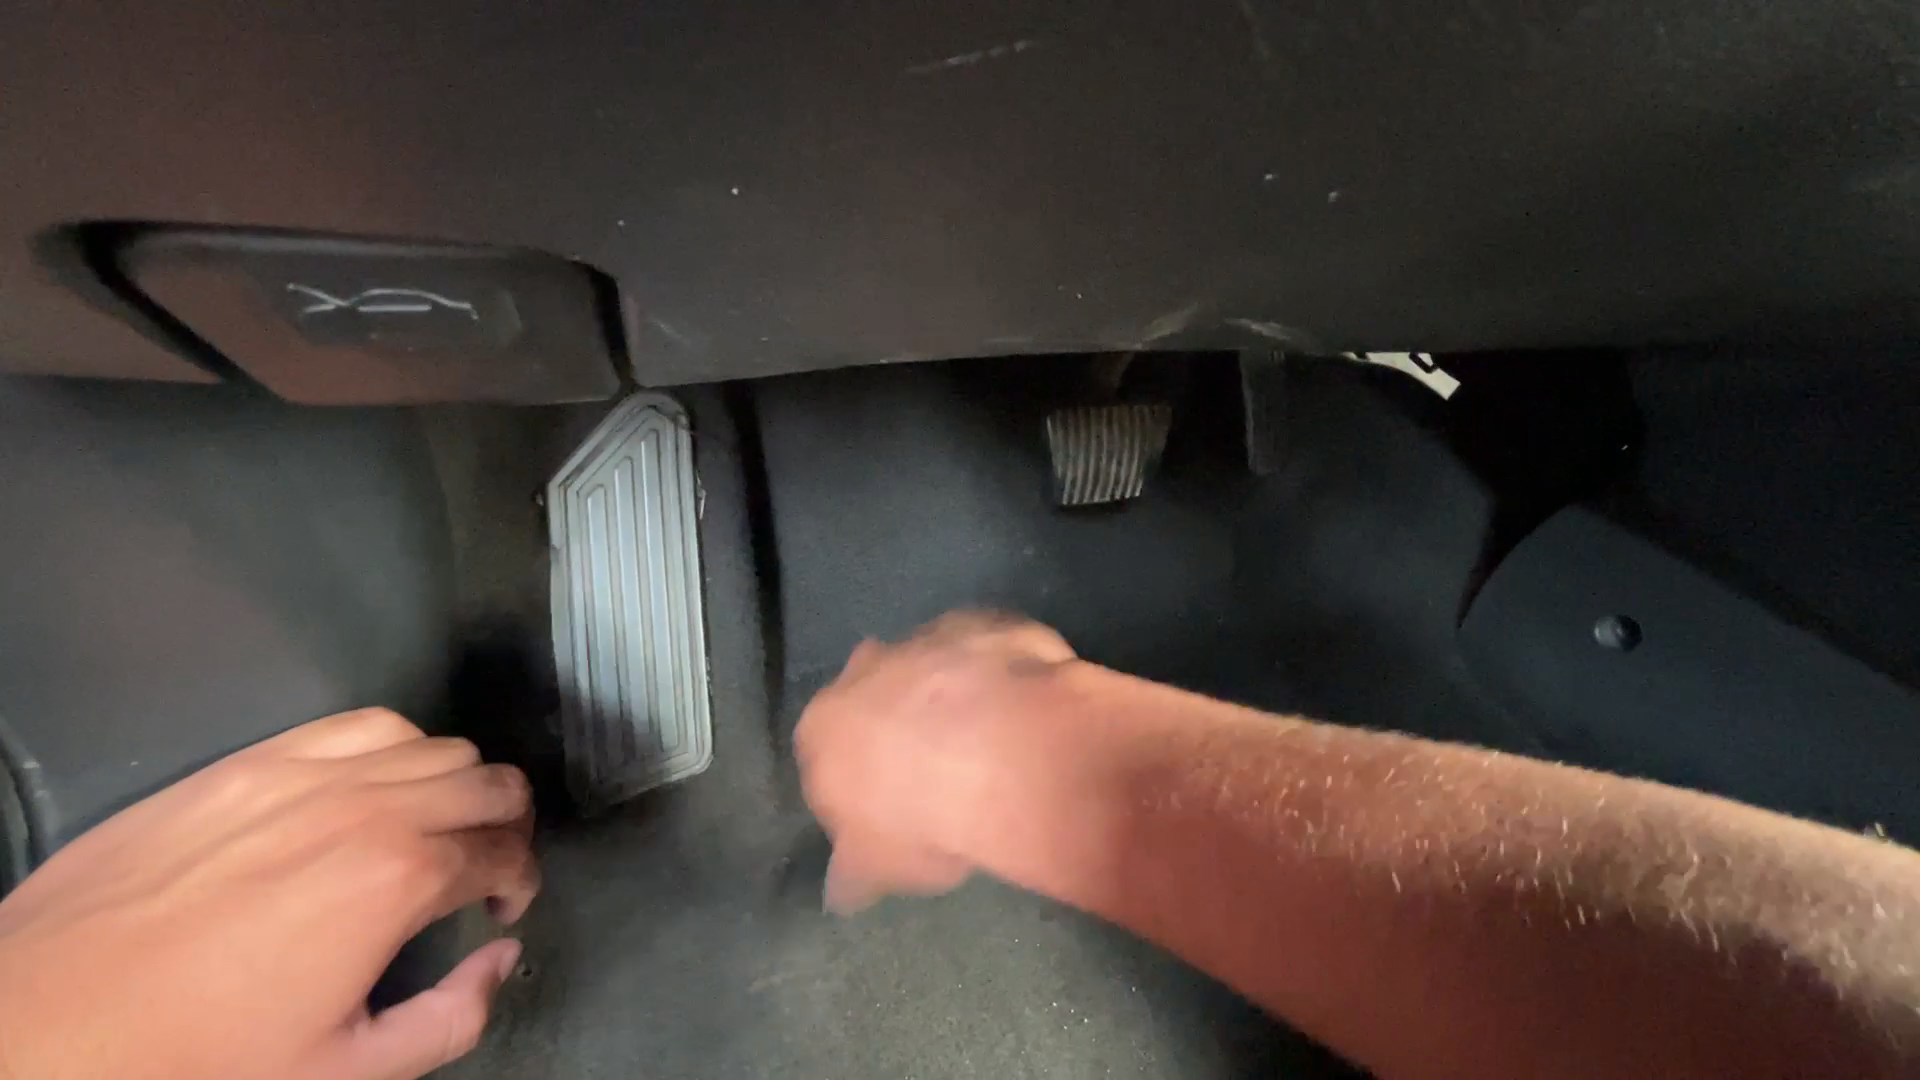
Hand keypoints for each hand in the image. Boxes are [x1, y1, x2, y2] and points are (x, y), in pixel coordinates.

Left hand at [0, 708, 538, 1079]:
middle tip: (484, 865)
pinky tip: (375, 787)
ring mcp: (315, 774)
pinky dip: (399, 749)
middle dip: (509, 826)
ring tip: (431, 825)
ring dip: (460, 787)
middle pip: (495, 784)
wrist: (20, 1041)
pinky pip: (368, 725)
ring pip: (443, 747)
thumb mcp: (341, 1075)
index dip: (520, 881)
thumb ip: (454, 1016)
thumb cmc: (193, 1063)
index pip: (508, 852)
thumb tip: (503, 954)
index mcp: (404, 875)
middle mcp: (378, 805)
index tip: (500, 908)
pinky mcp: (257, 762)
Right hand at [795, 612, 1074, 913]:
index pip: (829, 753)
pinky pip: (988, 646)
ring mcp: (926, 636)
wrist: (1003, 751)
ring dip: (954, 690)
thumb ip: (853, 872)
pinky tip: (1027, 704)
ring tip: (997, 736)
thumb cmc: (923, 818)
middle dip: (902, 719)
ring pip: (934, 663)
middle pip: (877, 693)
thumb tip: (842, 889)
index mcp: (823, 725)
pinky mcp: (984, 621)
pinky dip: (1001, 667)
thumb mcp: (876, 870)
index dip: (863, 779)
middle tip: (945, 762)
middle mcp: (865, 668)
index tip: (896, 805)